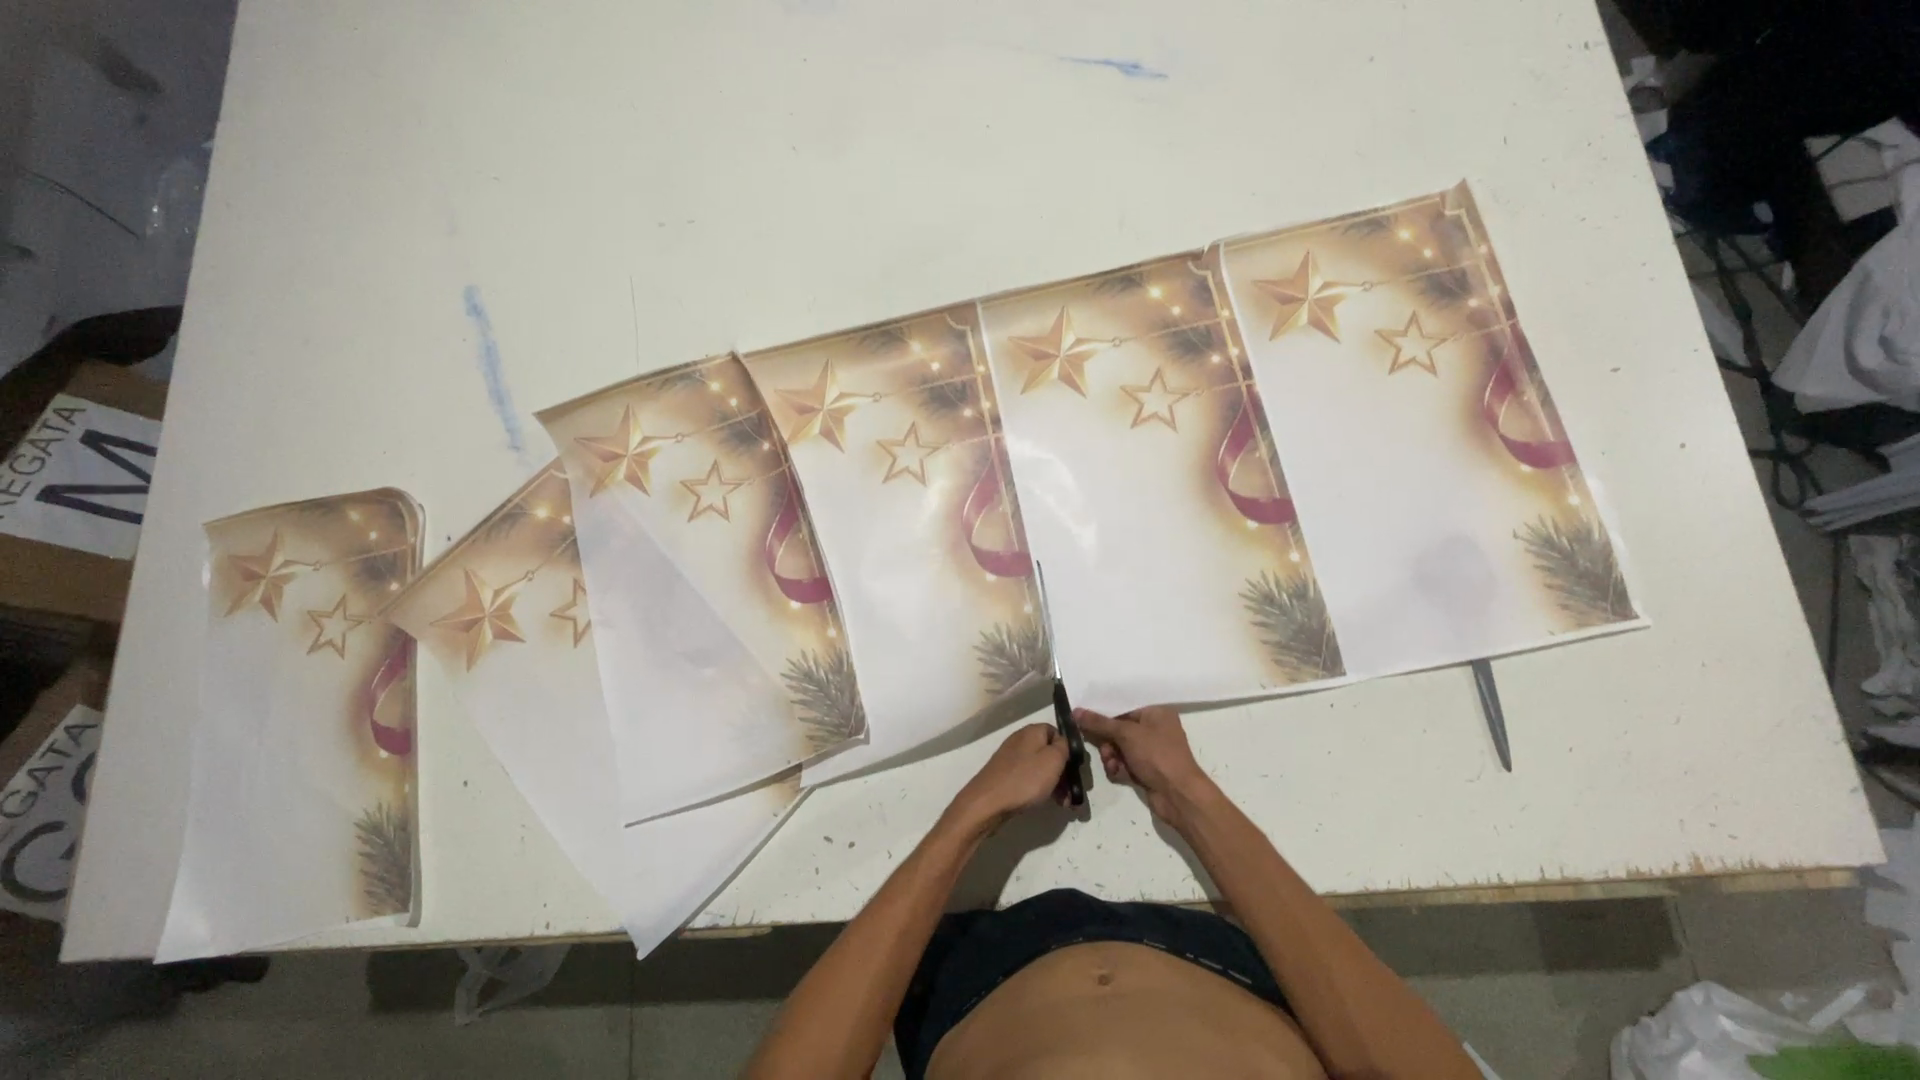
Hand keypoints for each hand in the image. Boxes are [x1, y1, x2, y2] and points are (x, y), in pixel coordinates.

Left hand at [947, 724, 1070, 833]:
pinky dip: (1040, 789)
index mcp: (1032, 731)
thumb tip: (1064, 742)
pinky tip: (1046, 803)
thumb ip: (1064, 747)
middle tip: (1073, 792)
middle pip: (1049, 752)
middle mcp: (1020, 740)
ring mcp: (1011, 759)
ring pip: (1040, 768)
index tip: (1076, 769)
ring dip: (1055, 784)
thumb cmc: (1025, 779)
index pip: (1057, 733)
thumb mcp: (1053, 760)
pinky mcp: (1005, 775)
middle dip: (1064, 772)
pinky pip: (1029, 779)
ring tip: (1063, 804)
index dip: (1069, 750)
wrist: (987, 802)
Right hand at [1073, 706, 1216, 825]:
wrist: (1178, 795)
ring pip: (1119, 747)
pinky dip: (1118, 767)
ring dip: (1111, 755)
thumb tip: (1076, 711)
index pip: (1124, 707)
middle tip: (1103, 748)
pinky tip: (1117, 773)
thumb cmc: (1157, 755)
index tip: (1083, 719)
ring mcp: (1151, 750)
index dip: (1104, 713)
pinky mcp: (1147, 769)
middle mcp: (1155, 728)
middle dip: (1107, 740)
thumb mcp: (1126, 734)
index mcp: (1156, 712)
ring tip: (1112, 764)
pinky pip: (1124, 762)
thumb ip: (1099, 723)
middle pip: (1119, 728)